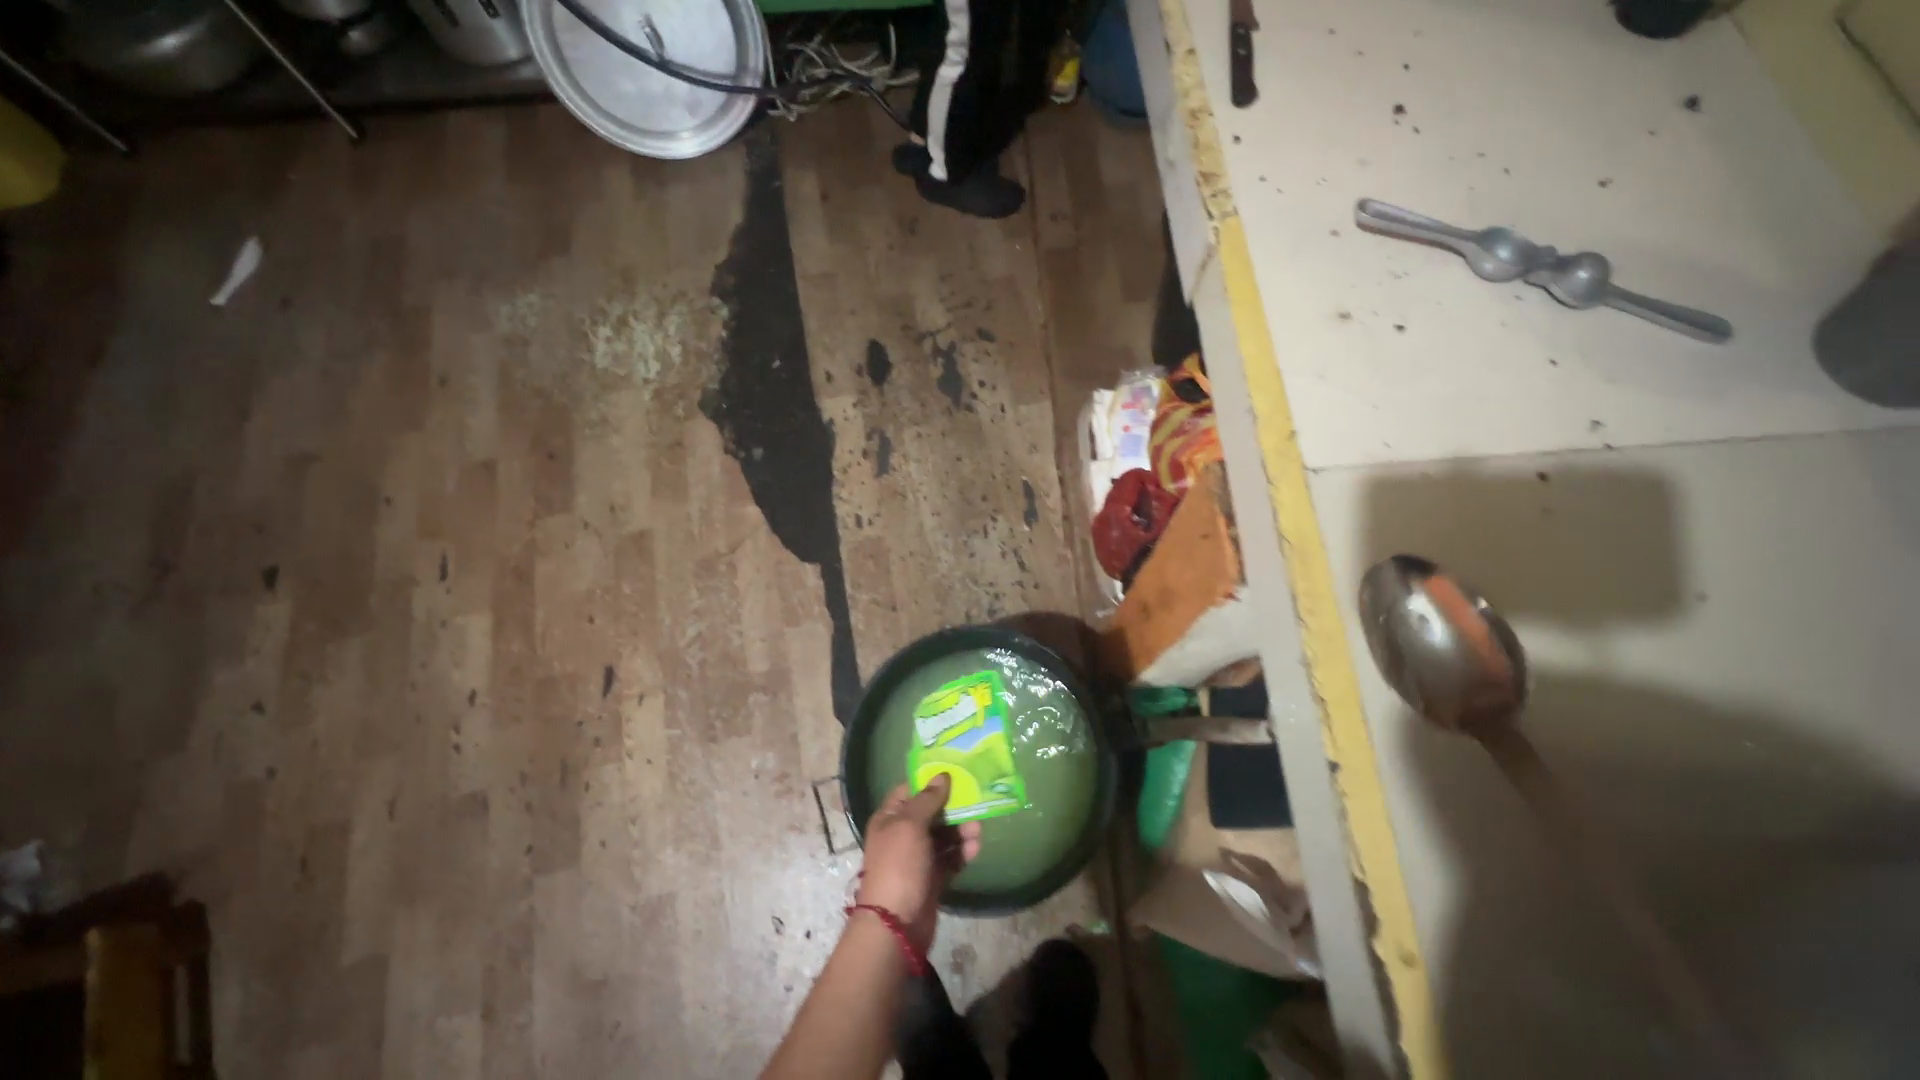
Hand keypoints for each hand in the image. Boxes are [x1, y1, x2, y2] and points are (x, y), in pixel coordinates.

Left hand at [856, 774, 981, 952]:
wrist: (896, 923)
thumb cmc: (899, 865)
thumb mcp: (910, 825)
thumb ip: (928, 799)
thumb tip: (942, 775)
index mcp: (889, 819)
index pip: (909, 791)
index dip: (930, 781)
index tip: (956, 773)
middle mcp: (902, 836)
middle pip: (931, 814)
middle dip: (953, 808)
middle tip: (975, 803)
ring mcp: (918, 859)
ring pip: (943, 837)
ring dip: (961, 831)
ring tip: (977, 830)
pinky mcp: (933, 879)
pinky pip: (950, 859)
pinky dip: (962, 852)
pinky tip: (975, 848)